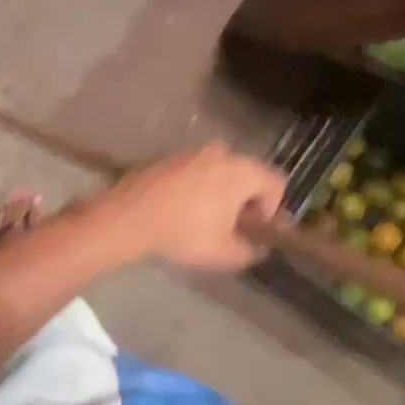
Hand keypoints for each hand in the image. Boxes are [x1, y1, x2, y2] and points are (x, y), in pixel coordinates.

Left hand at [90, 142, 285, 269]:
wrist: (129, 215)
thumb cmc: (184, 232)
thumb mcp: (223, 253)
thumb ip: (249, 251)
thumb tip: (257, 248)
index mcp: (241, 171)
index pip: (276, 183)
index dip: (272, 209)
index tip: (253, 229)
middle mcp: (221, 153)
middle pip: (248, 175)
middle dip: (245, 200)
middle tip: (231, 226)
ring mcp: (193, 151)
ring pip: (220, 171)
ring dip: (220, 192)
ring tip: (205, 219)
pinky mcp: (169, 156)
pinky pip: (196, 170)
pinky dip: (197, 186)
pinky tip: (182, 209)